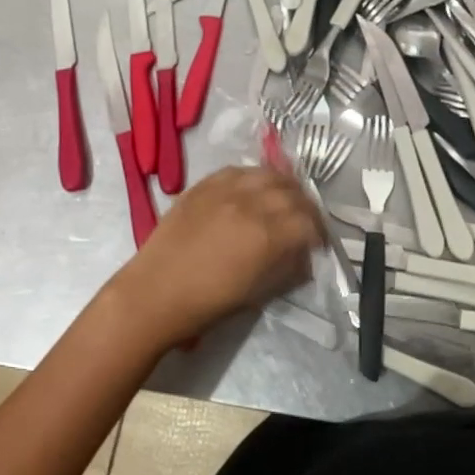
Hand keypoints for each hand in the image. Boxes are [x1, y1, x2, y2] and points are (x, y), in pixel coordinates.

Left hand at [105, 164, 323, 347]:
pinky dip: (253, 178)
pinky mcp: (204, 184)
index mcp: (268, 235)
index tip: (319, 244)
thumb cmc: (208, 303)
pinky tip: (253, 190)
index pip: (309, 222)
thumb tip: (306, 258)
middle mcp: (251, 204)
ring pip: (268, 174)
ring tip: (284, 199)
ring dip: (283, 186)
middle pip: (293, 193)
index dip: (320, 233)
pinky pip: (238, 171)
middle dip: (306, 208)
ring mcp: (226, 189)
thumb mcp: (258, 293)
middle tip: (305, 221)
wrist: (155, 293)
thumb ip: (288, 270)